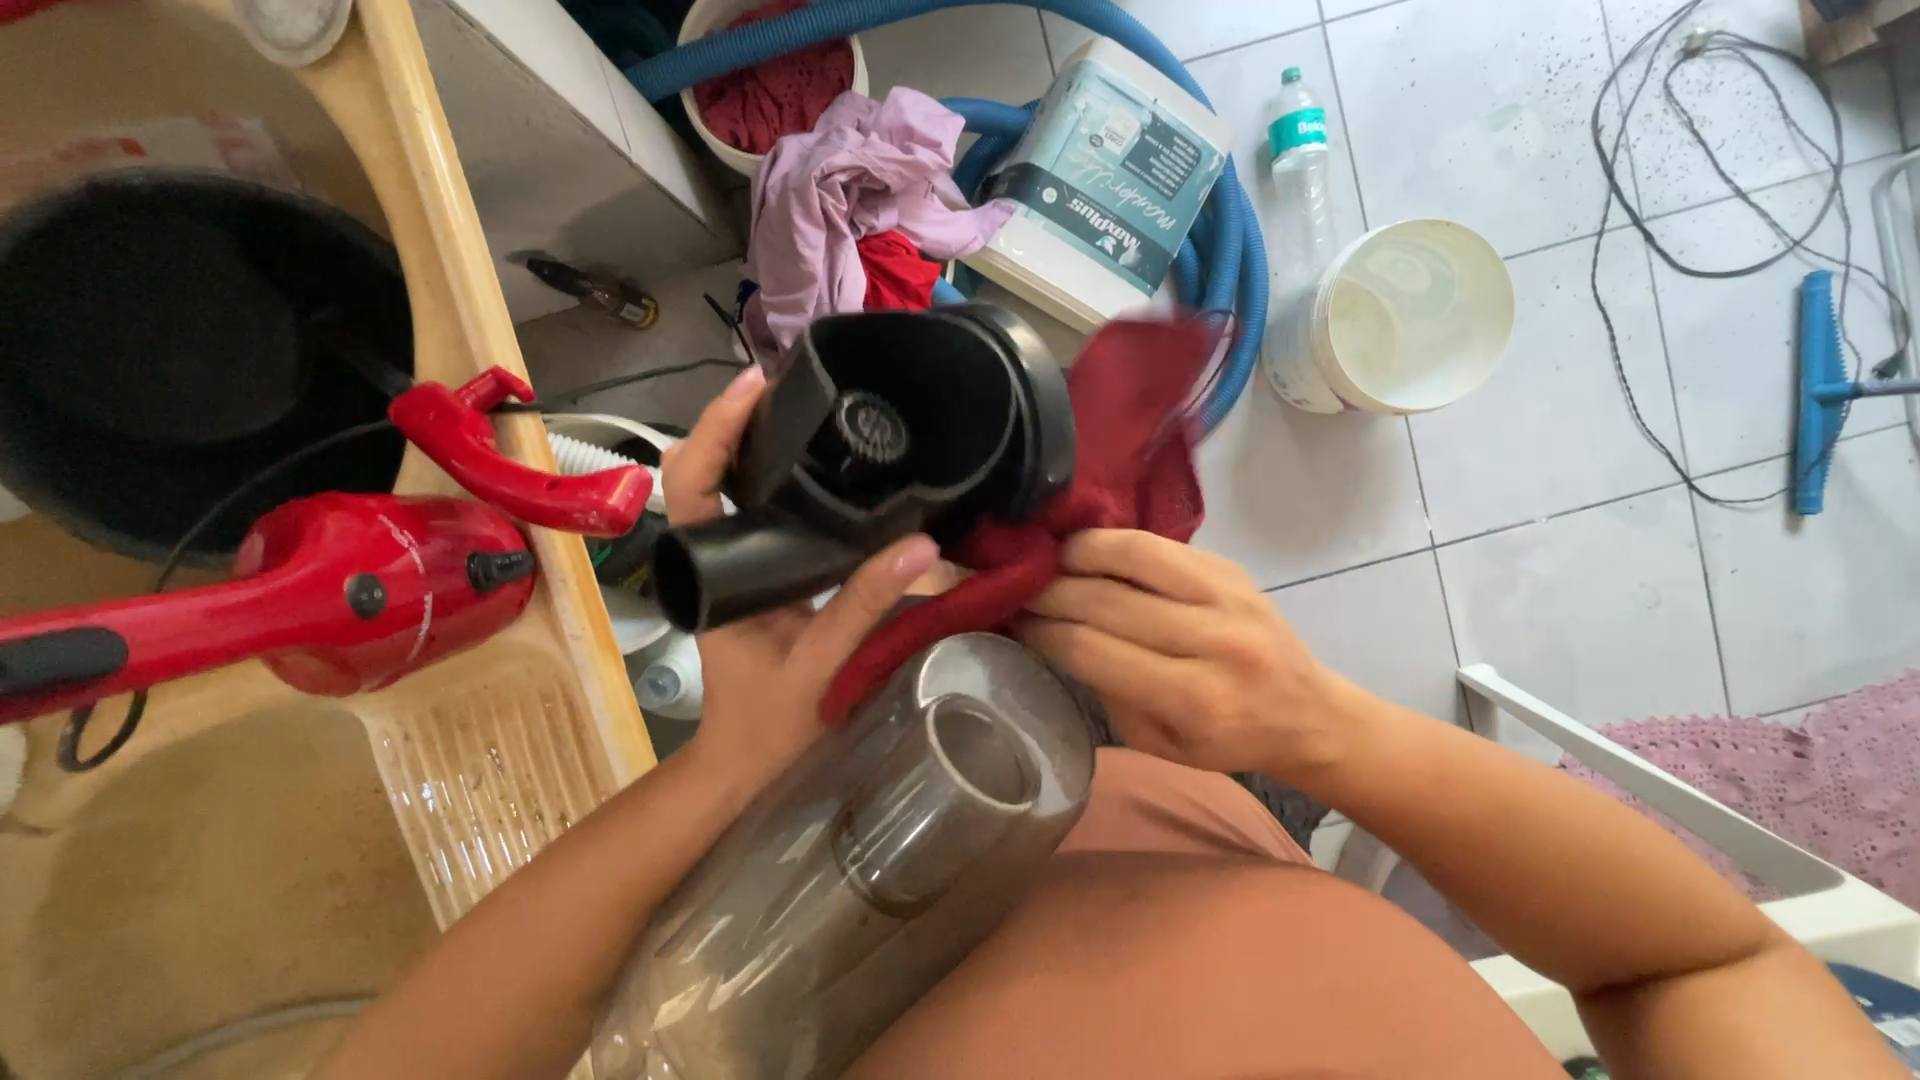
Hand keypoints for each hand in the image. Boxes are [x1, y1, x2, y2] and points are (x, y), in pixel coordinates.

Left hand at [661, 365, 936, 791]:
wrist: (749, 767)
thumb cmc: (772, 724)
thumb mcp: (822, 663)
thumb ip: (866, 606)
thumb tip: (921, 545)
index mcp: (711, 574)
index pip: (691, 483)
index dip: (714, 429)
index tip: (755, 387)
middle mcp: (716, 560)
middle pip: (709, 470)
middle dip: (740, 421)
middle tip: (795, 384)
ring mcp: (738, 567)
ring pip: (736, 489)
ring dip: (763, 445)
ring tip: (813, 409)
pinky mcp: (763, 577)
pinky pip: (768, 516)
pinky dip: (789, 482)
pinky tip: (830, 469)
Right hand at [1012, 529, 1363, 781]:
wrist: (1307, 712)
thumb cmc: (1225, 741)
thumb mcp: (1156, 743)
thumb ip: (1107, 690)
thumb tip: (1054, 635)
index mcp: (1195, 699)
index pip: (1094, 651)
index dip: (1043, 632)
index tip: (1012, 622)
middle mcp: (1214, 641)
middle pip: (1106, 601)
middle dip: (1049, 592)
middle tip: (1013, 588)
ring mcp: (1227, 595)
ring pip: (1132, 556)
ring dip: (1076, 553)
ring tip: (1045, 560)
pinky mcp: (1230, 568)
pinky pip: (1157, 544)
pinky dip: (1111, 543)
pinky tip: (1083, 549)